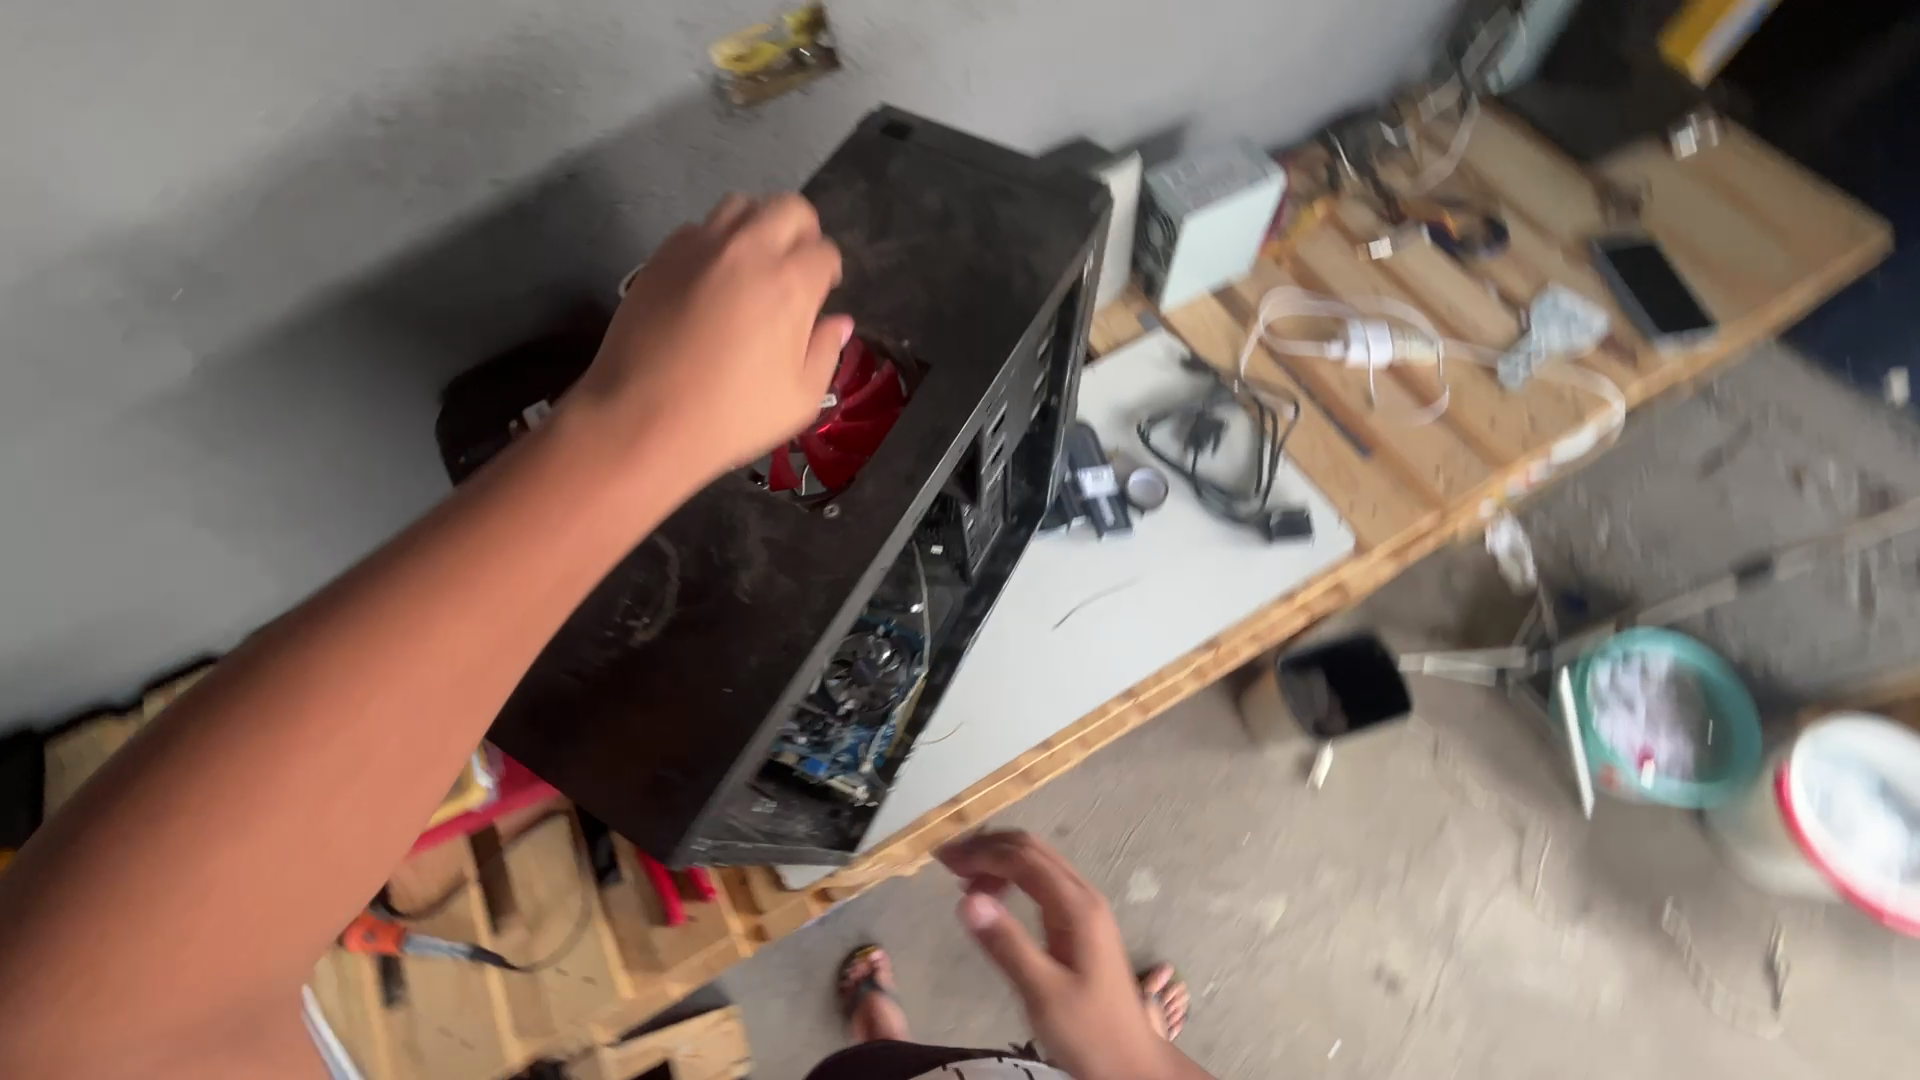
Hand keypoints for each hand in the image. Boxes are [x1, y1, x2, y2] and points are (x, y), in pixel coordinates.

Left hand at [569, 193, 853, 485]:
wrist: (644, 417)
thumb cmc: (734, 416)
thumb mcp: (801, 400)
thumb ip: (827, 352)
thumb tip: (839, 322)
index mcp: (791, 284)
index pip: (825, 251)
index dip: (830, 272)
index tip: (823, 293)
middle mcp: (748, 250)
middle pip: (789, 208)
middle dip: (803, 232)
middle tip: (796, 267)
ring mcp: (701, 246)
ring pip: (742, 206)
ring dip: (759, 227)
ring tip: (754, 265)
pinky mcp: (663, 254)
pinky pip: (699, 228)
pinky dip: (716, 242)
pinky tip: (713, 279)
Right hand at [938, 831, 1201, 1079]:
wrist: (1133, 1063)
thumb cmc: (1089, 1033)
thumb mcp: (1043, 994)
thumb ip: (1006, 944)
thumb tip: (967, 900)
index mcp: (1077, 906)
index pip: (1023, 858)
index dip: (982, 853)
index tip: (945, 861)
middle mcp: (1082, 894)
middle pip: (1031, 849)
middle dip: (987, 847)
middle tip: (948, 861)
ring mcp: (1083, 905)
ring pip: (1036, 861)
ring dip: (998, 861)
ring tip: (964, 883)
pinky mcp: (1079, 920)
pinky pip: (1040, 880)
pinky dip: (1011, 878)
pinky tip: (991, 898)